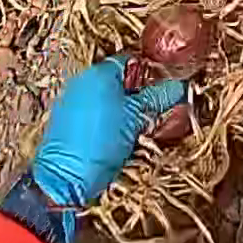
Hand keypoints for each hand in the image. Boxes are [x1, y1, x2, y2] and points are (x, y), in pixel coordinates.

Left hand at [30, 56, 185, 208]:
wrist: (63, 182)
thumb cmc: (100, 141)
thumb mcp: (138, 116)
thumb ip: (160, 96)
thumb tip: (179, 85)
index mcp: (99, 73)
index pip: (133, 59)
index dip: (153, 70)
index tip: (168, 83)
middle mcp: (84, 83)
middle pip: (123, 80)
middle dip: (143, 94)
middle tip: (159, 107)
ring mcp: (74, 104)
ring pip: (112, 99)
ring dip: (130, 110)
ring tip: (144, 126)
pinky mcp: (69, 126)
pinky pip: (100, 115)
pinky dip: (114, 122)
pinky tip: (125, 138)